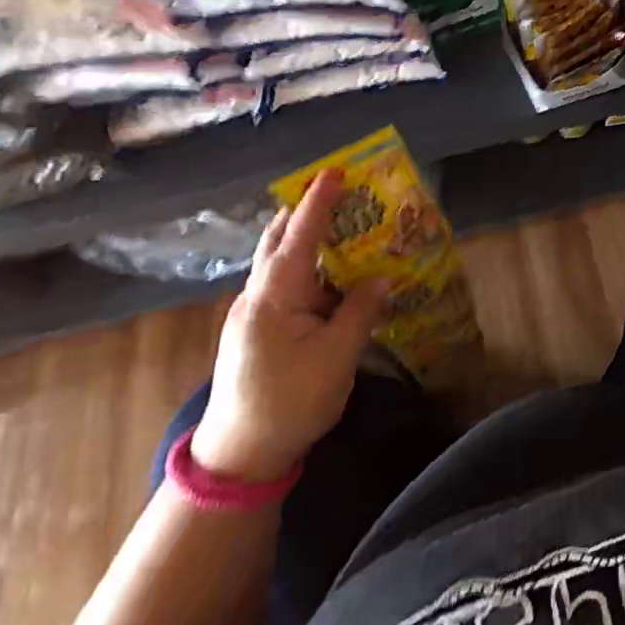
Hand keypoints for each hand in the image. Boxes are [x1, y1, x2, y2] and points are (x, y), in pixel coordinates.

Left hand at [191, 170, 385, 481]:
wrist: (241, 453)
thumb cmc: (292, 400)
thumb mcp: (337, 355)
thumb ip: (360, 311)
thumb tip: (383, 278)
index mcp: (274, 297)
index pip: (299, 237)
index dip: (318, 203)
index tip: (336, 171)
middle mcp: (258, 297)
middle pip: (279, 242)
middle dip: (306, 213)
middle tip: (341, 192)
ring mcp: (256, 314)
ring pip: (284, 265)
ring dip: (311, 242)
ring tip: (349, 229)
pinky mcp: (261, 330)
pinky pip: (289, 287)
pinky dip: (314, 271)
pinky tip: (339, 278)